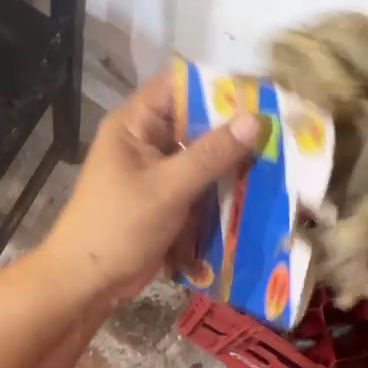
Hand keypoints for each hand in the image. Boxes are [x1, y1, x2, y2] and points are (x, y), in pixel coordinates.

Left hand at [39, 71, 263, 301]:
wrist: (87, 282)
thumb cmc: (118, 227)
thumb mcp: (167, 188)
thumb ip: (211, 155)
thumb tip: (255, 119)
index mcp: (134, 124)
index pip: (178, 86)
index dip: (217, 85)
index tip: (260, 92)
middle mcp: (145, 141)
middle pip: (195, 121)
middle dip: (233, 126)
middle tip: (280, 128)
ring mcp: (155, 172)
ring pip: (200, 155)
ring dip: (232, 160)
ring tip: (279, 156)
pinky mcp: (165, 200)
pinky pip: (199, 185)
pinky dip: (222, 187)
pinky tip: (258, 188)